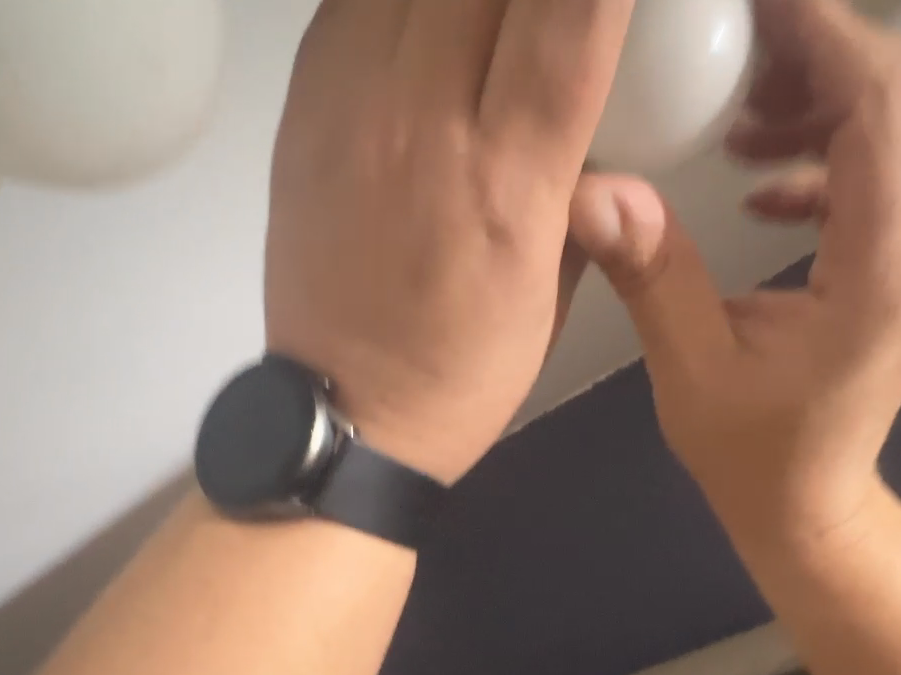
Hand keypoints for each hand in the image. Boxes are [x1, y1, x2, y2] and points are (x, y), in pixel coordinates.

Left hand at [265, 0, 633, 483]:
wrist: (350, 408)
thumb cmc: (468, 370)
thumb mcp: (554, 294)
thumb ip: (584, 196)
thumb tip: (599, 136)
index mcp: (508, 182)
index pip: (569, 21)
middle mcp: (426, 124)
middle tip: (541, 16)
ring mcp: (352, 108)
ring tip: (482, 22)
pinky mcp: (301, 108)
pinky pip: (352, 1)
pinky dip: (399, 1)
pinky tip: (423, 26)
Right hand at [569, 0, 900, 548]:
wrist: (809, 506)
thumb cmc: (751, 454)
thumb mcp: (689, 371)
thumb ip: (654, 274)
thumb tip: (595, 185)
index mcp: (883, 277)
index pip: (883, 110)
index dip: (826, 35)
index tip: (758, 2)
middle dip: (835, 50)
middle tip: (743, 53)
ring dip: (836, 95)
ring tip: (743, 127)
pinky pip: (900, 166)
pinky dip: (837, 148)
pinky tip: (763, 186)